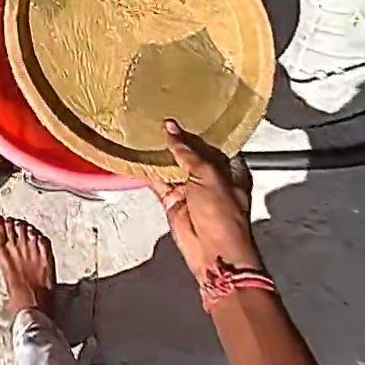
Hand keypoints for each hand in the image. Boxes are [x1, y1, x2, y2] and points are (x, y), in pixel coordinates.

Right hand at [149, 119, 260, 280]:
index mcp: (229, 170)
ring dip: (159, 152)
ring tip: (143, 128)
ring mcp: (190, 189)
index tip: (182, 111)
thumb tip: (169, 127)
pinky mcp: (172, 199)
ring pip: (171, 165)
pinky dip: (146, 169)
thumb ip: (186, 150)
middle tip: (157, 115)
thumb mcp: (207, 174)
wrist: (213, 253)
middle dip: (175, 139)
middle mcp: (210, 178)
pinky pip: (156, 180)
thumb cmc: (222, 213)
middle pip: (190, 153)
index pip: (212, 143)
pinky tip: (135, 152)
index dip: (198, 129)